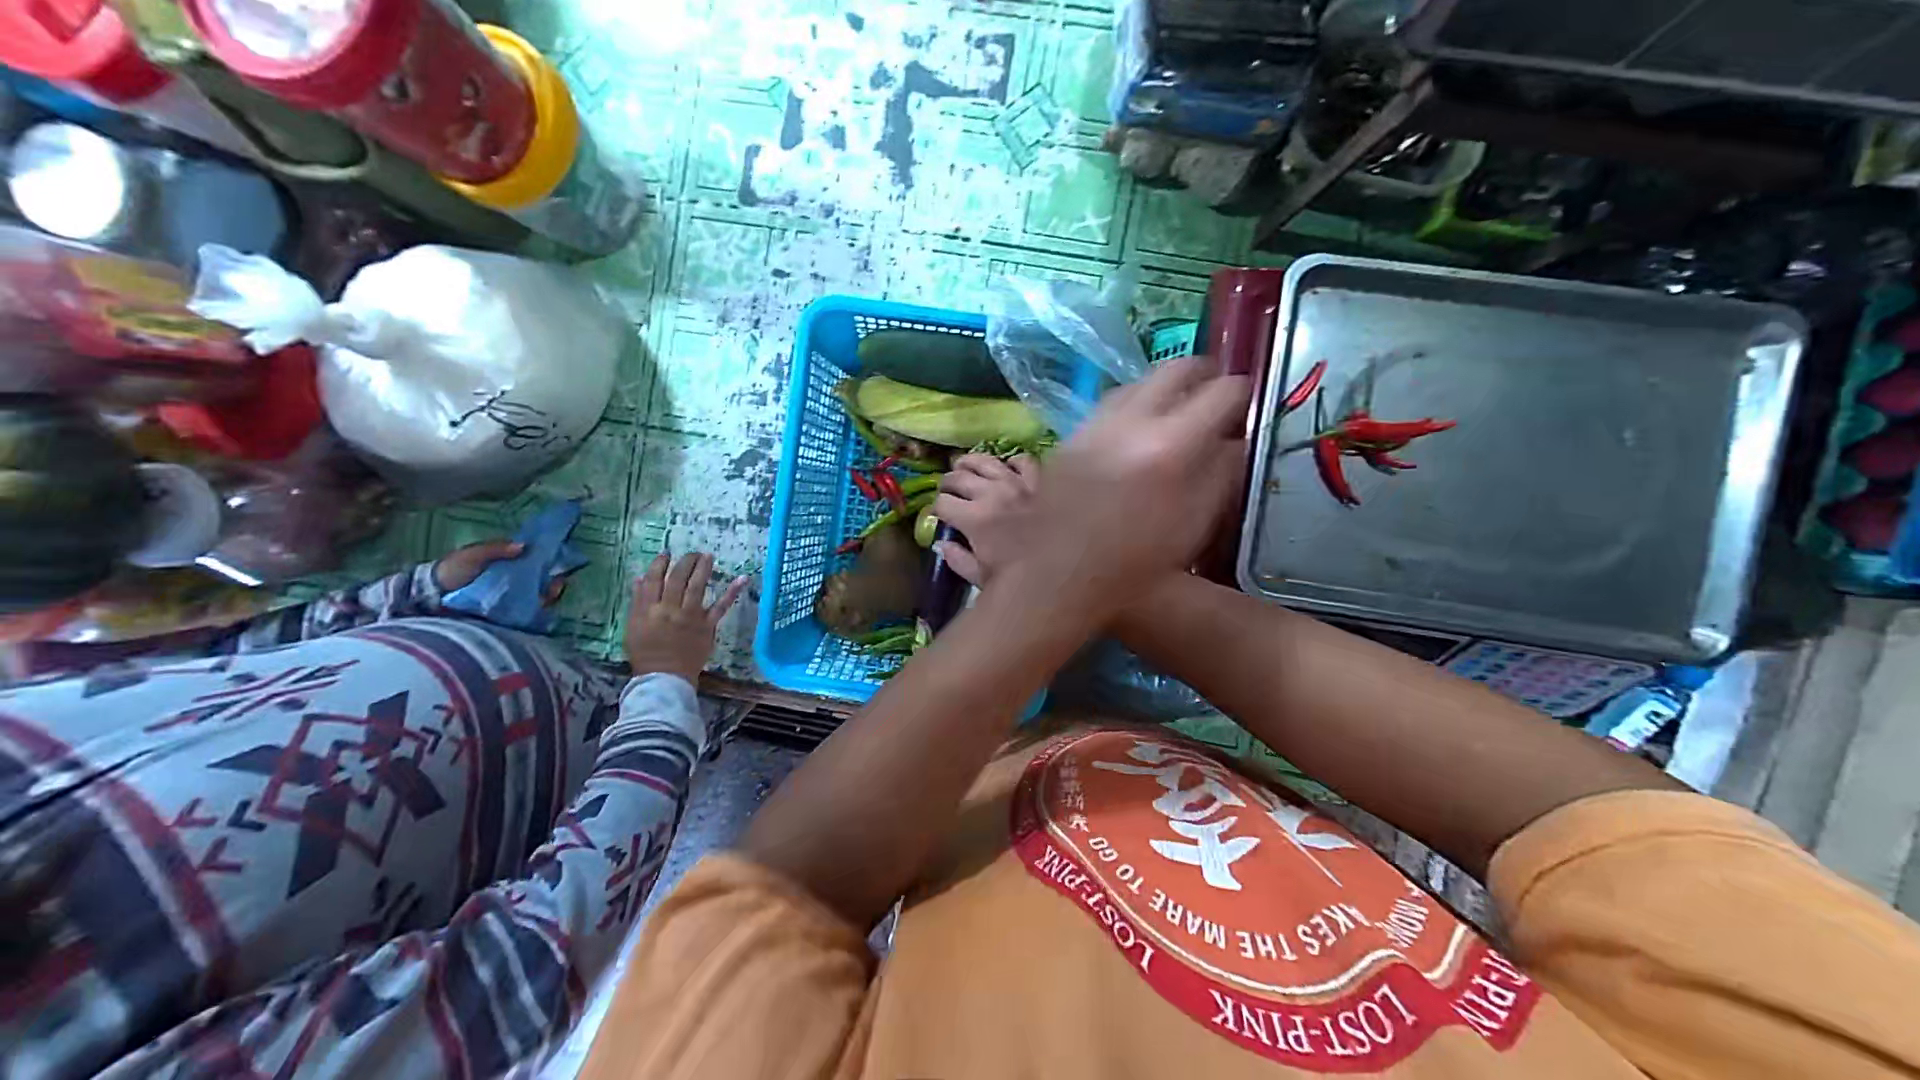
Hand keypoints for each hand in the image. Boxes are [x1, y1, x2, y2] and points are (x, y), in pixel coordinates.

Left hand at [433, 540, 566, 603]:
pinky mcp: (507, 615)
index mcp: (505, 563)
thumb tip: (524, 546)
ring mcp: (510, 598)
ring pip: (539, 594)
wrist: (429, 598)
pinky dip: (540, 607)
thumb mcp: (472, 555)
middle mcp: (511, 580)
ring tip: (553, 589)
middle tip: (559, 578)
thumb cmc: (452, 571)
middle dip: (552, 577)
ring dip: (549, 592)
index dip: (547, 557)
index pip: (533, 559)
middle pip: (540, 577)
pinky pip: (530, 611)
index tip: (558, 556)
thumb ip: (496, 549)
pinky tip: (545, 603)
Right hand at [624, 552, 748, 683]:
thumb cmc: (646, 652)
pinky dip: (732, 592)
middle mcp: (670, 608)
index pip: (654, 580)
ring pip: (697, 587)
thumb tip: (640, 577)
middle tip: (692, 553)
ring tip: (708, 555)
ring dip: (703, 568)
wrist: (664, 676)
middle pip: (677, 579)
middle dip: (685, 562)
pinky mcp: (707, 626)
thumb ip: (638, 601)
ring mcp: (691, 616)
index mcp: (649, 609)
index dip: (660, 564)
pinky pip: (721, 606)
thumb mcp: (634, 626)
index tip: (666, 554)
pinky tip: (742, 579)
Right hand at [930, 453, 1039, 585]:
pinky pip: (1021, 460)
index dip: (935, 509)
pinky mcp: (1040, 479)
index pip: (942, 504)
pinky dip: (1011, 462)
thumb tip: (942, 545)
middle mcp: (992, 494)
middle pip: (957, 477)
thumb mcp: (982, 577)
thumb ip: (958, 560)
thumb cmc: (1022, 579)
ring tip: (963, 466)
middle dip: (946, 484)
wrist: (1068, 568)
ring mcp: (1017, 482)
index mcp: (974, 519)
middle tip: (946, 490)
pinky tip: (1007, 468)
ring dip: (969, 462)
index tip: (938, 515)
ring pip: (984, 460)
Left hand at [978, 354, 1248, 620]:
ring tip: (1180, 408)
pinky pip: (1110, 403)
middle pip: (1178, 369)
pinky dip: (1133, 403)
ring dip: (1166, 386)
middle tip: (1218, 394)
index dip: (1245, 394)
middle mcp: (1133, 421)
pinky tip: (1138, 426)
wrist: (1054, 576)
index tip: (1250, 405)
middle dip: (1206, 374)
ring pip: (1140, 381)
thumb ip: (1221, 477)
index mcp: (1172, 446)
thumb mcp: (1192, 528)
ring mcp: (1097, 424)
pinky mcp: (1072, 435)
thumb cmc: (1130, 568)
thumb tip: (1236, 443)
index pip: (1223, 393)